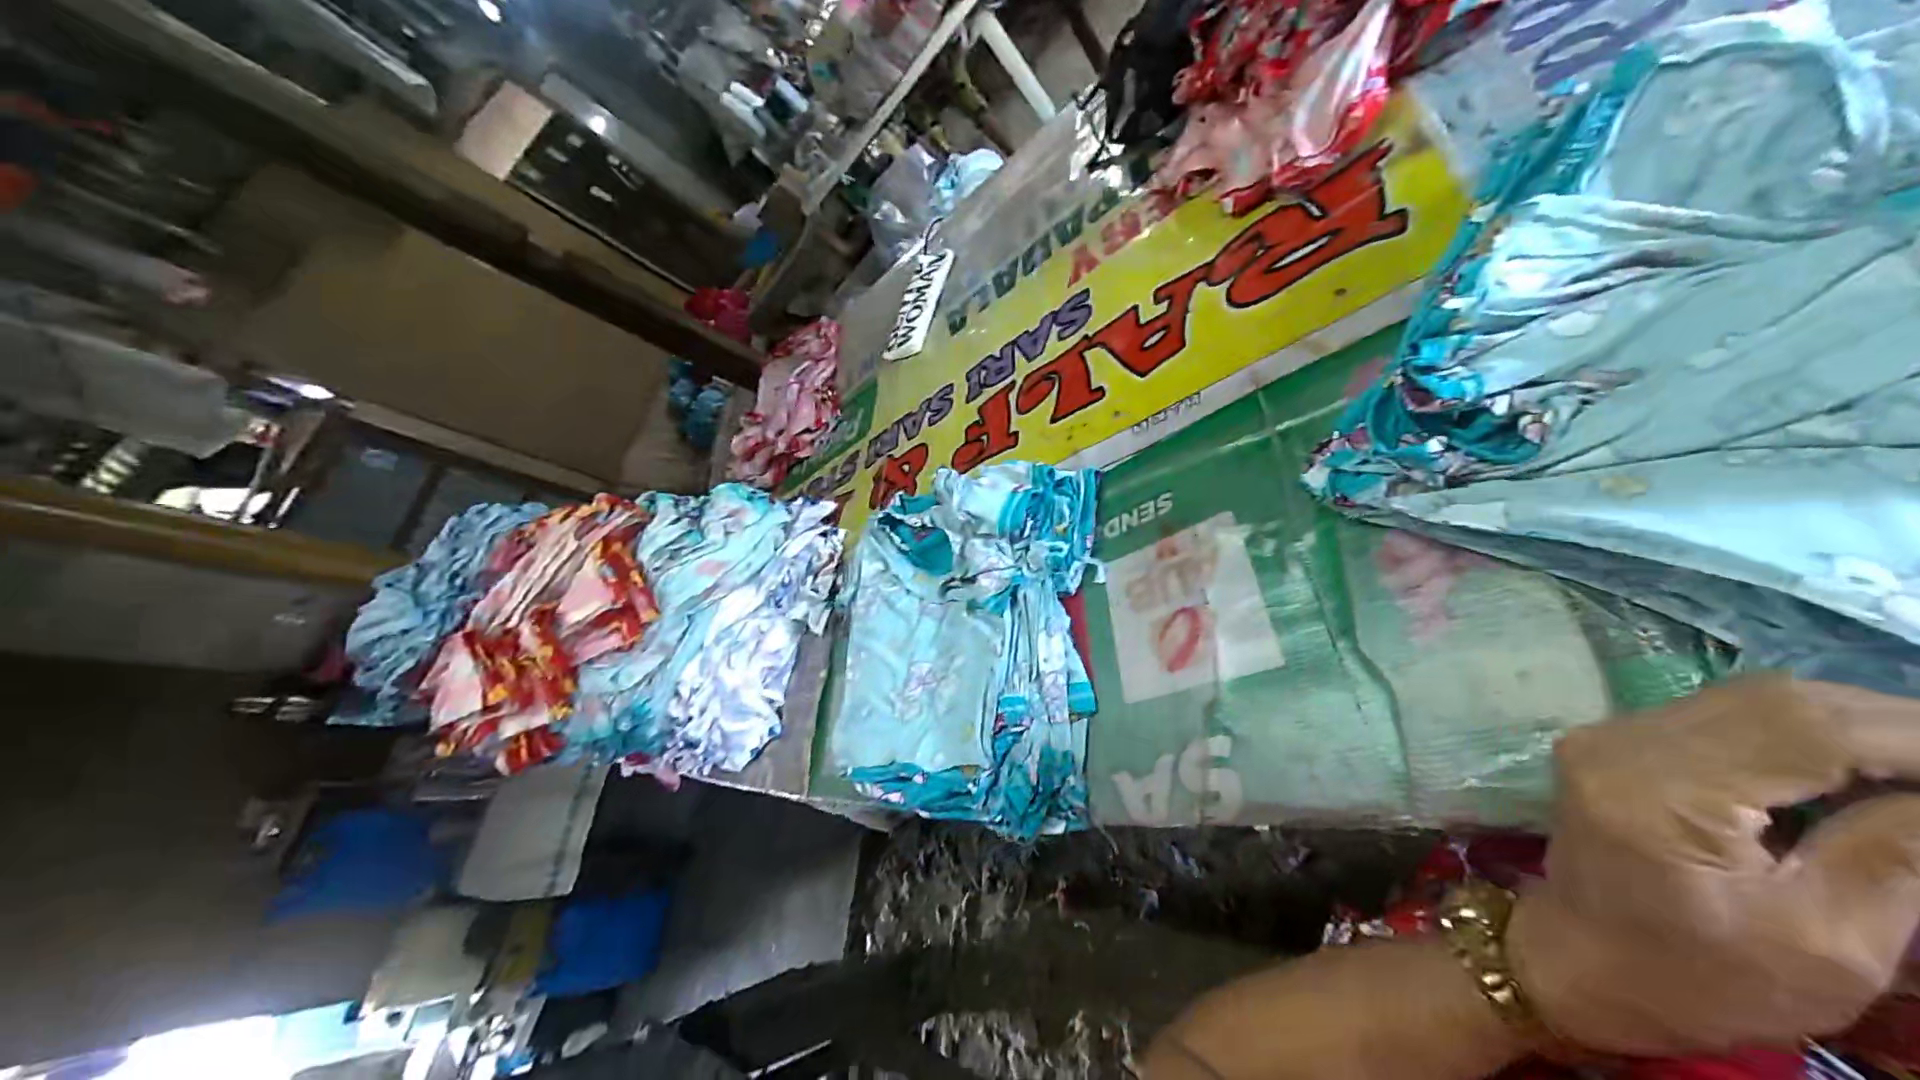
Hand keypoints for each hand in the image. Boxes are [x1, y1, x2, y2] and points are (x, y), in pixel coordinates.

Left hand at [1509, 675, 1919, 1053]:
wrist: (1580, 963)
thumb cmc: (1698, 977)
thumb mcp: (1827, 942)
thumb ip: (1896, 855)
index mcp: (1658, 788)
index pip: (1805, 729)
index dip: (1917, 739)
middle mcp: (1620, 742)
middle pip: (1775, 702)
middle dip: (1896, 728)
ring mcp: (1608, 736)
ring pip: (1750, 701)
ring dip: (1852, 726)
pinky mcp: (1614, 744)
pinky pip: (1721, 718)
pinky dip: (1801, 734)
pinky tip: (1862, 767)